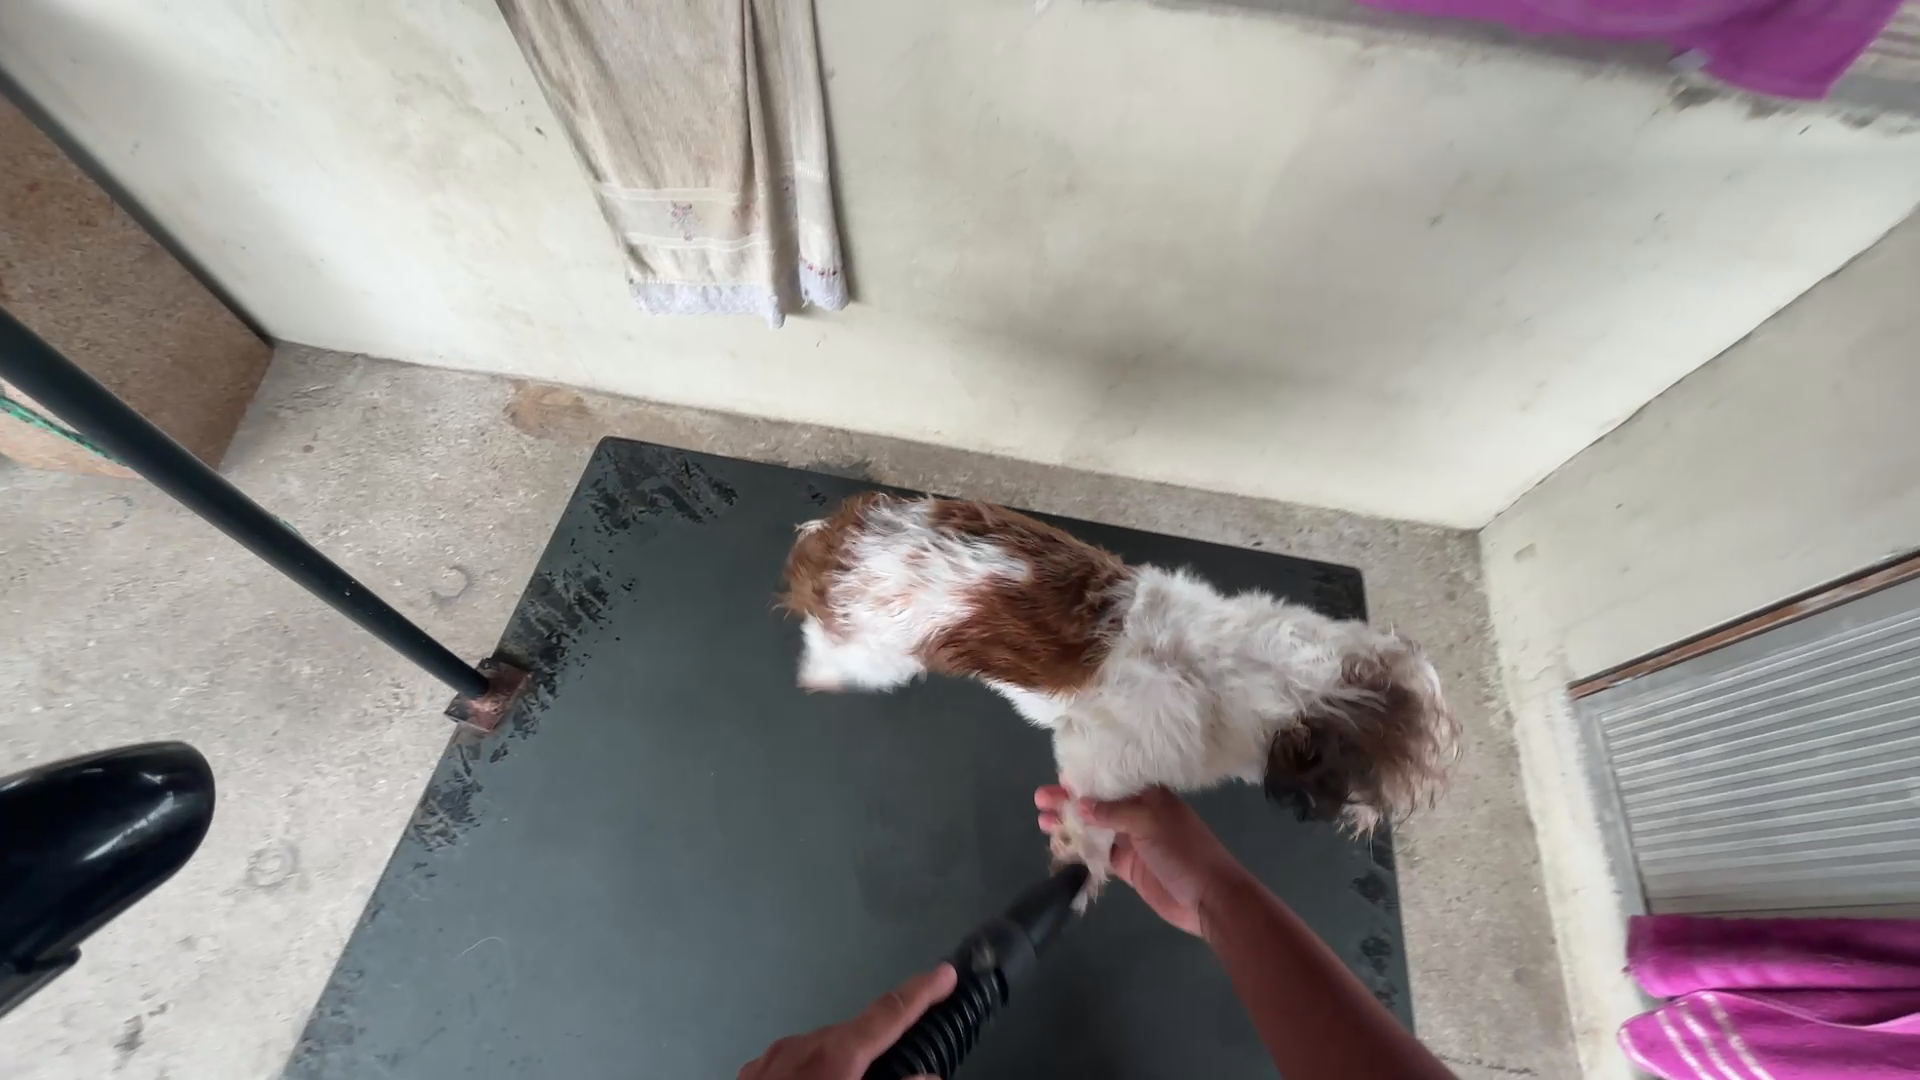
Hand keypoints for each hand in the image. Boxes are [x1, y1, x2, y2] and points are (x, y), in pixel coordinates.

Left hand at [737, 964, 956, 1079]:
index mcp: (835, 1054)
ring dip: (841, 1066)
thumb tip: (930, 1077)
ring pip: (820, 1052)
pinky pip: (791, 1068)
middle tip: (899, 1061)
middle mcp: (802, 1045)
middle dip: (879, 1045)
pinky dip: (809, 1077)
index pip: (890, 1011)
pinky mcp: (750, 1077)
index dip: (923, 991)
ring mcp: (771, 1060)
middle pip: (855, 1034)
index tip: (946, 972)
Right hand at [1035, 784, 1246, 935]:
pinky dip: (1079, 849)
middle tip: (1040, 800)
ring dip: (1069, 824)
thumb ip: (1113, 813)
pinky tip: (1058, 846)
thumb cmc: (1184, 851)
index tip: (1058, 777)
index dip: (1085, 777)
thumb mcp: (1150, 823)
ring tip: (1042, 821)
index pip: (1111, 779)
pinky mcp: (1127, 865)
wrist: (1210, 899)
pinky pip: (1097, 853)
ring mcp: (1131, 840)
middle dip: (1069, 800)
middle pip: (1096, 802)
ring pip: (1093, 827)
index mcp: (1148, 795)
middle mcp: (1137, 813)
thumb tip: (1079, 804)